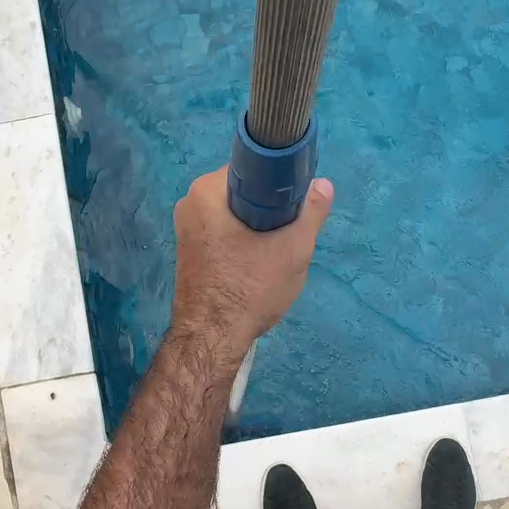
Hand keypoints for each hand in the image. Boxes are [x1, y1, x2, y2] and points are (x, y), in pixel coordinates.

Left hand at [170, 166, 333, 366]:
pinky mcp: (188, 254)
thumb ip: (310, 212)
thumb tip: (323, 185)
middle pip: (242, 193)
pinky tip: (256, 265)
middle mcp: (189, 204)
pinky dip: (241, 243)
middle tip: (289, 234)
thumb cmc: (250, 288)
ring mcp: (185, 231)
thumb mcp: (293, 249)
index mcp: (206, 191)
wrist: (213, 339)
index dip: (279, 184)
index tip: (296, 204)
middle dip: (268, 210)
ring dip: (256, 229)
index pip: (251, 170)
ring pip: (234, 217)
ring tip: (275, 253)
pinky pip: (222, 235)